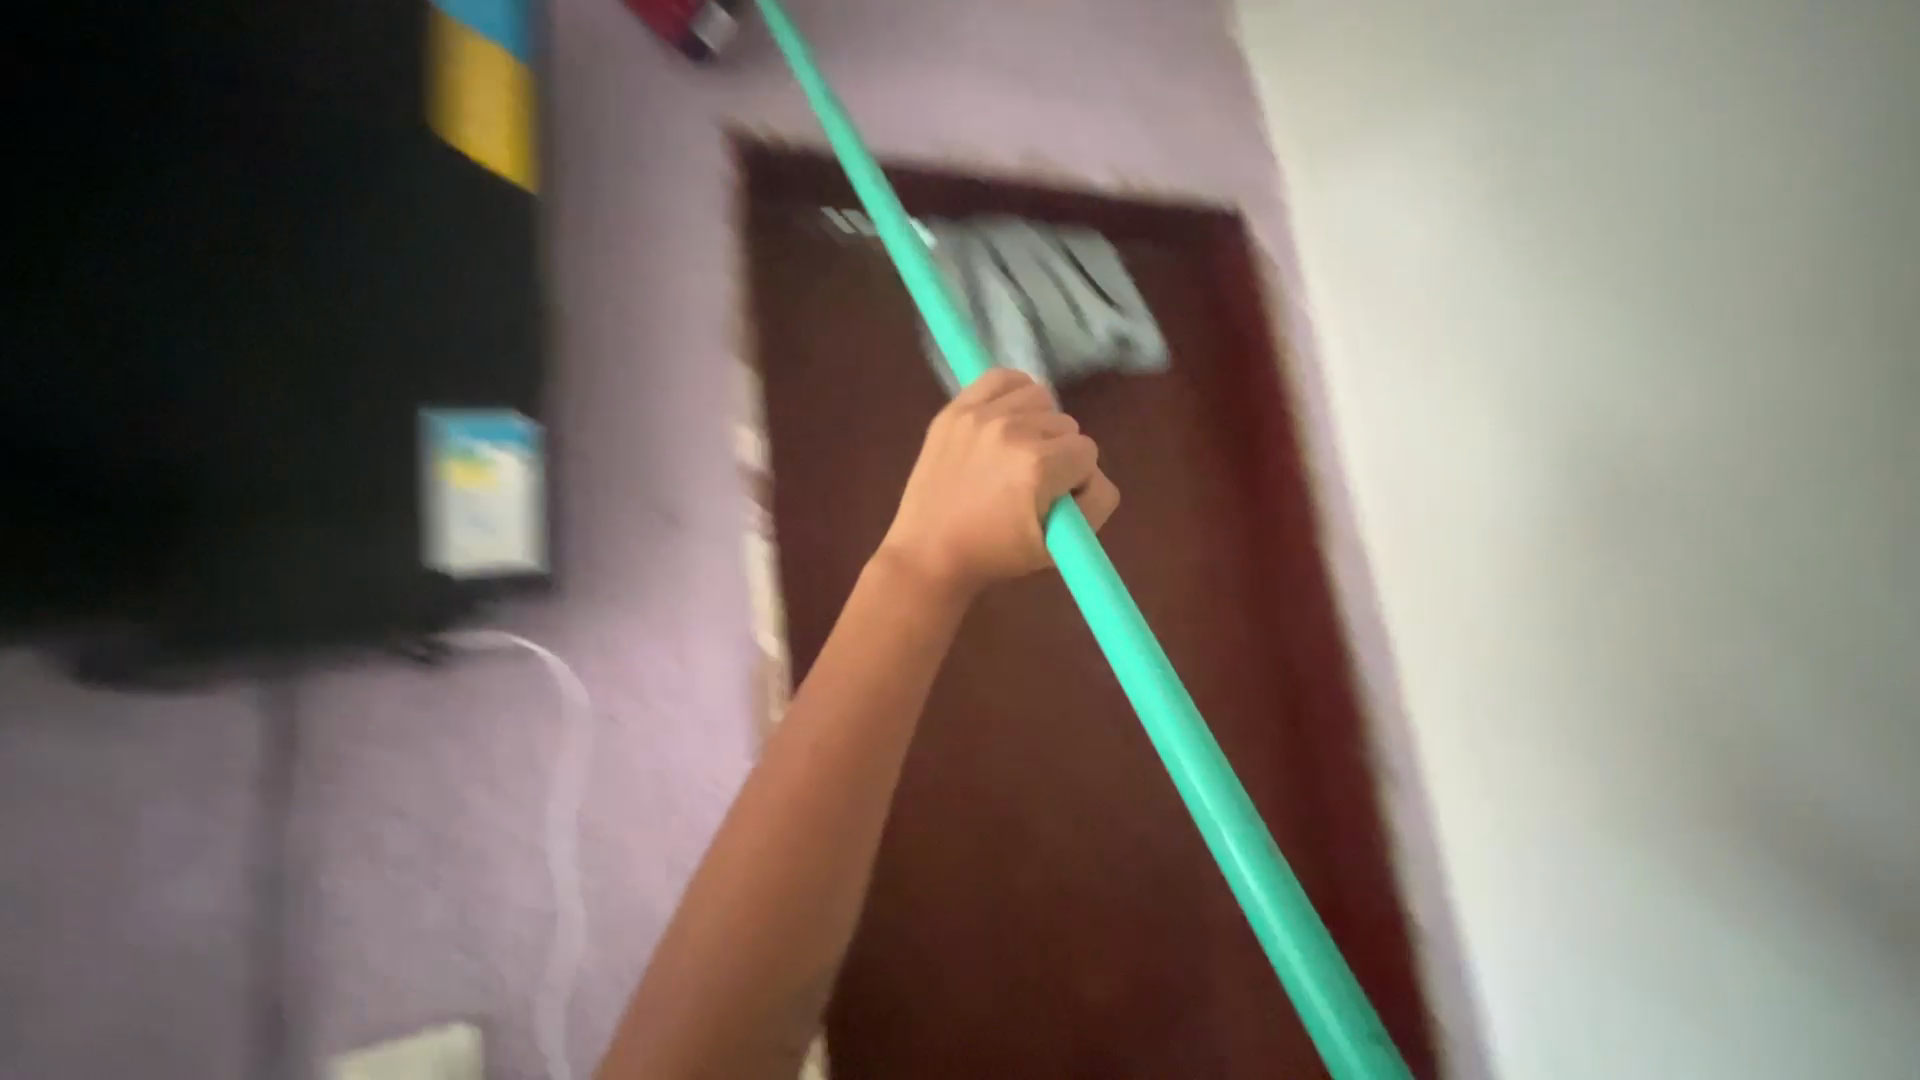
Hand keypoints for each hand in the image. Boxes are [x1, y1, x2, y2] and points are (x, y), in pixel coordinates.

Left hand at [878, 368, 1120, 597]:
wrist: (930, 552)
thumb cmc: (997, 554)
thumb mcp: (1061, 545)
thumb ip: (1098, 501)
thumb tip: (1092, 471)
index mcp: (1038, 465)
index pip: (1088, 452)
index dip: (1076, 479)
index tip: (1053, 499)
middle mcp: (1012, 431)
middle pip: (1066, 424)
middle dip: (1058, 453)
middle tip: (1031, 482)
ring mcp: (980, 416)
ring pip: (1040, 397)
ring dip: (1038, 423)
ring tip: (1018, 453)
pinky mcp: (956, 410)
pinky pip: (1002, 377)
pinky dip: (1013, 392)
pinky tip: (1009, 418)